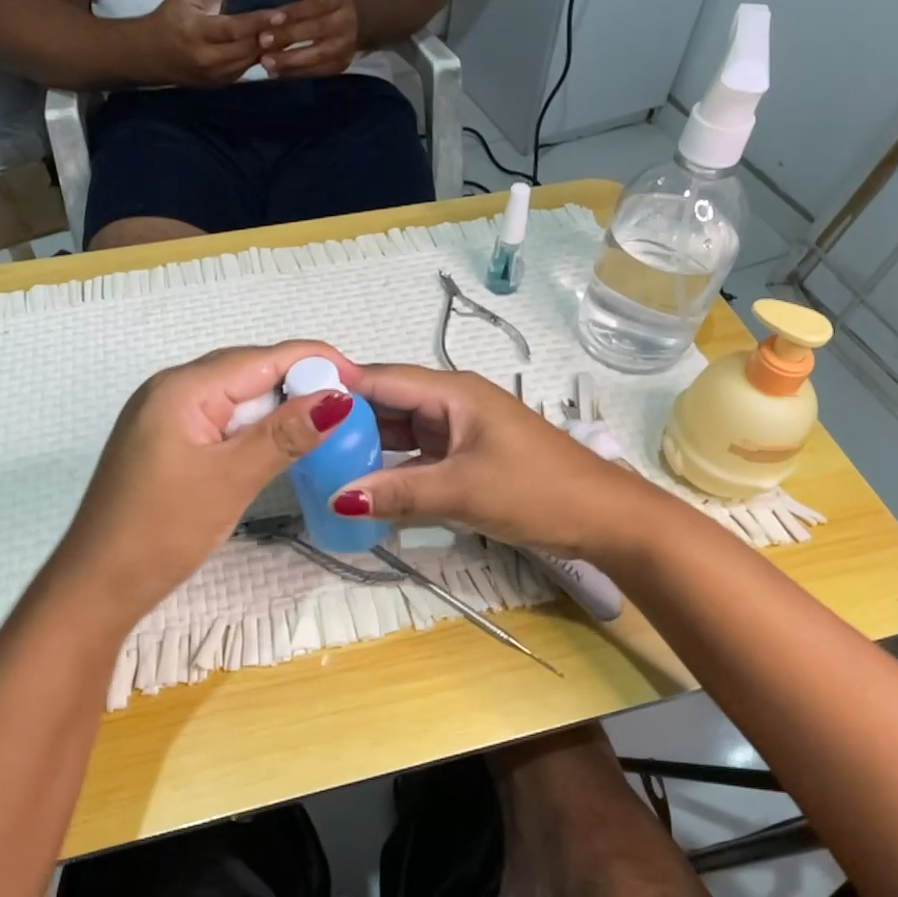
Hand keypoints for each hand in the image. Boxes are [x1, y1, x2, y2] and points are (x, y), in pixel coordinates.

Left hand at [49, 342, 362, 621]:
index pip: (260, 358)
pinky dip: (253, 426)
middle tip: (348, 406)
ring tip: (323, 424)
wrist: (98, 585)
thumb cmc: (162, 530)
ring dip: (277, 406)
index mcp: (182, 388)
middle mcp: (170, 390)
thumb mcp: (231, 479)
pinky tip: (276, 444)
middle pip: (247, 371)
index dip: (314, 362)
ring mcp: (164, 416)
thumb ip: (285, 434)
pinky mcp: (164, 442)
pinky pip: (219, 418)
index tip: (361, 381)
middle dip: (298, 382)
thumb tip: (340, 397)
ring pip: (234, 396)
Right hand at [142, 0, 285, 86]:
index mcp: (198, 32)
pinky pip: (246, 69)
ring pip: (251, 61)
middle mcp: (208, 58)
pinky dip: (257, 56)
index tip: (281, 13)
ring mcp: (216, 75)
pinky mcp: (220, 84)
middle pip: (249, 47)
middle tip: (290, 22)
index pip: (236, 28)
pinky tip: (268, 44)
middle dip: (271, 35)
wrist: (149, 55)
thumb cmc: (169, 18)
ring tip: (284, 32)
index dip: (260, 21)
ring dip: (268, 48)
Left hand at [258, 0, 359, 78]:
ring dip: (289, 60)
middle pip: (315, 30)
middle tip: (262, 42)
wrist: (356, 16)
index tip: (271, 18)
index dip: (293, 12)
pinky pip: (316, 71)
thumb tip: (263, 0)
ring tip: (265, 62)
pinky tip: (275, 72)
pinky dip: (294, 72)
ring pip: (317, 56)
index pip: (314, 4)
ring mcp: (346, 46)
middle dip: (287, 37)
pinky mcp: (341, 64)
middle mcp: (344, 21)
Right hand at [330, 365, 667, 561]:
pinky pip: (418, 455)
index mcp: (453, 392)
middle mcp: (453, 403)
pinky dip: (392, 469)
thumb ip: (399, 494)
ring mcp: (461, 431)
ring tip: (319, 463)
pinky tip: (364, 486)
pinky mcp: (468, 457)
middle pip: (388, 403)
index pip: (383, 379)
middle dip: (346, 420)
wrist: (604, 518)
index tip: (292, 400)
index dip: (338, 386)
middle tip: (299, 441)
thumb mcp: (463, 492)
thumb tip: (337, 501)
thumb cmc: (537, 491)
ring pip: (402, 432)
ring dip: (368, 447)